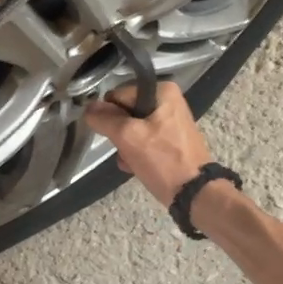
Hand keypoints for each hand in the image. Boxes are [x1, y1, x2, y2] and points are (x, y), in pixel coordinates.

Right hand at [83, 82, 215, 204]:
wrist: (193, 193)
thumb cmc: (162, 160)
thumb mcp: (128, 137)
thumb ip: (105, 119)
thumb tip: (88, 108)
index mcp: (162, 90)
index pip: (117, 95)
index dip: (110, 116)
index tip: (114, 136)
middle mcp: (168, 100)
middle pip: (125, 112)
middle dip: (119, 134)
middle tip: (124, 151)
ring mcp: (171, 121)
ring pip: (132, 129)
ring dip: (126, 147)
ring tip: (130, 162)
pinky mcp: (172, 140)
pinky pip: (145, 140)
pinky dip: (138, 153)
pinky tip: (136, 167)